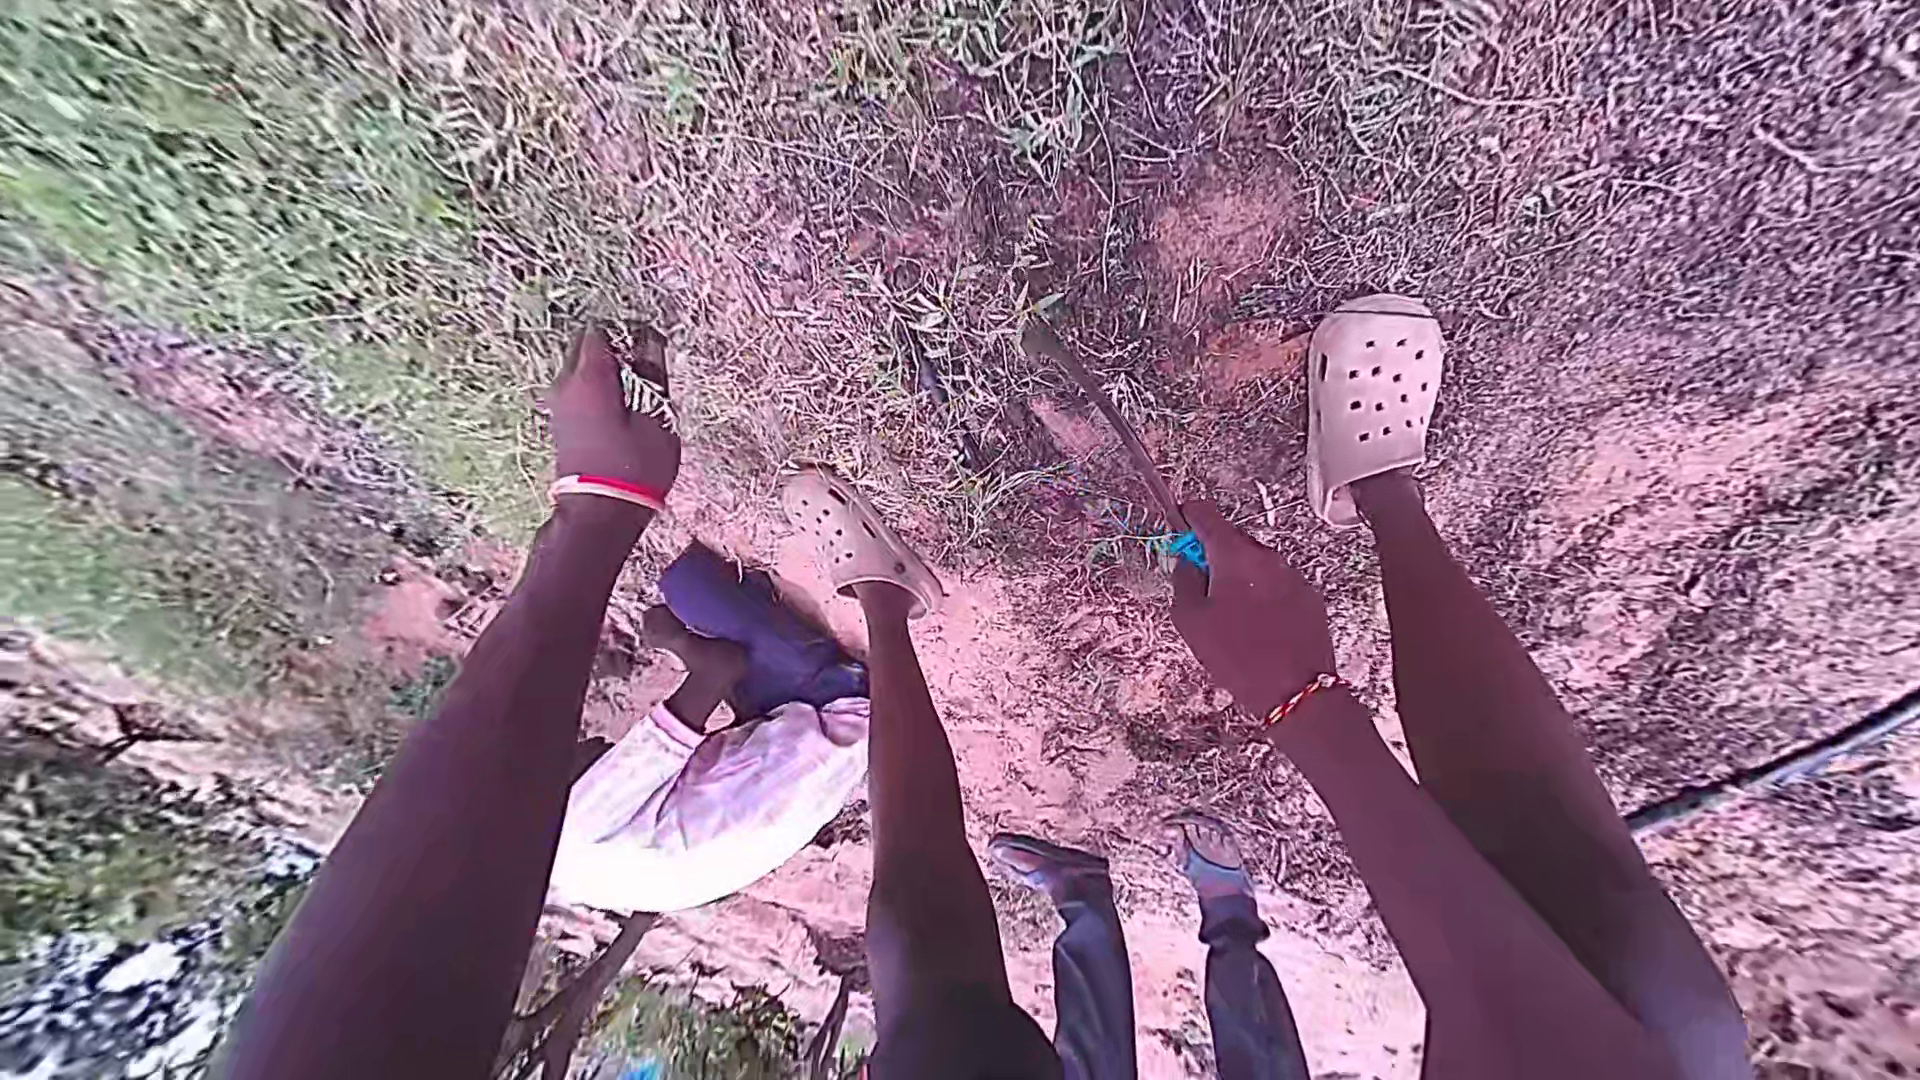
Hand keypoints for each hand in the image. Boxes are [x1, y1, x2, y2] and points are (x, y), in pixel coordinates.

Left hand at [549, 322, 680, 493]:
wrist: (602, 510)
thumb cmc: (635, 466)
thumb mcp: (655, 420)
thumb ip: (652, 378)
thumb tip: (650, 346)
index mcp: (589, 379)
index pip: (600, 333)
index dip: (627, 333)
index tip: (650, 346)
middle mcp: (565, 385)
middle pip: (584, 347)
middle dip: (614, 348)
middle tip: (646, 368)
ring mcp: (558, 406)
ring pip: (579, 370)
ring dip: (606, 372)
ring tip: (638, 392)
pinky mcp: (561, 424)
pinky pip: (578, 392)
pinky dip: (598, 390)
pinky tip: (622, 410)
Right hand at [1171, 501, 1336, 716]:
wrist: (1295, 692)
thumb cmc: (1236, 655)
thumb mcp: (1190, 619)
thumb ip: (1183, 580)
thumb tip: (1187, 561)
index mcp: (1235, 556)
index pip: (1206, 513)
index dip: (1187, 516)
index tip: (1179, 529)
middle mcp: (1267, 557)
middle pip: (1231, 539)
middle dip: (1211, 555)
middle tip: (1199, 587)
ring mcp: (1293, 575)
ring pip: (1253, 562)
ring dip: (1236, 575)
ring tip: (1228, 613)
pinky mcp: (1310, 596)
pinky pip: (1275, 581)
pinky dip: (1259, 591)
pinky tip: (1253, 623)